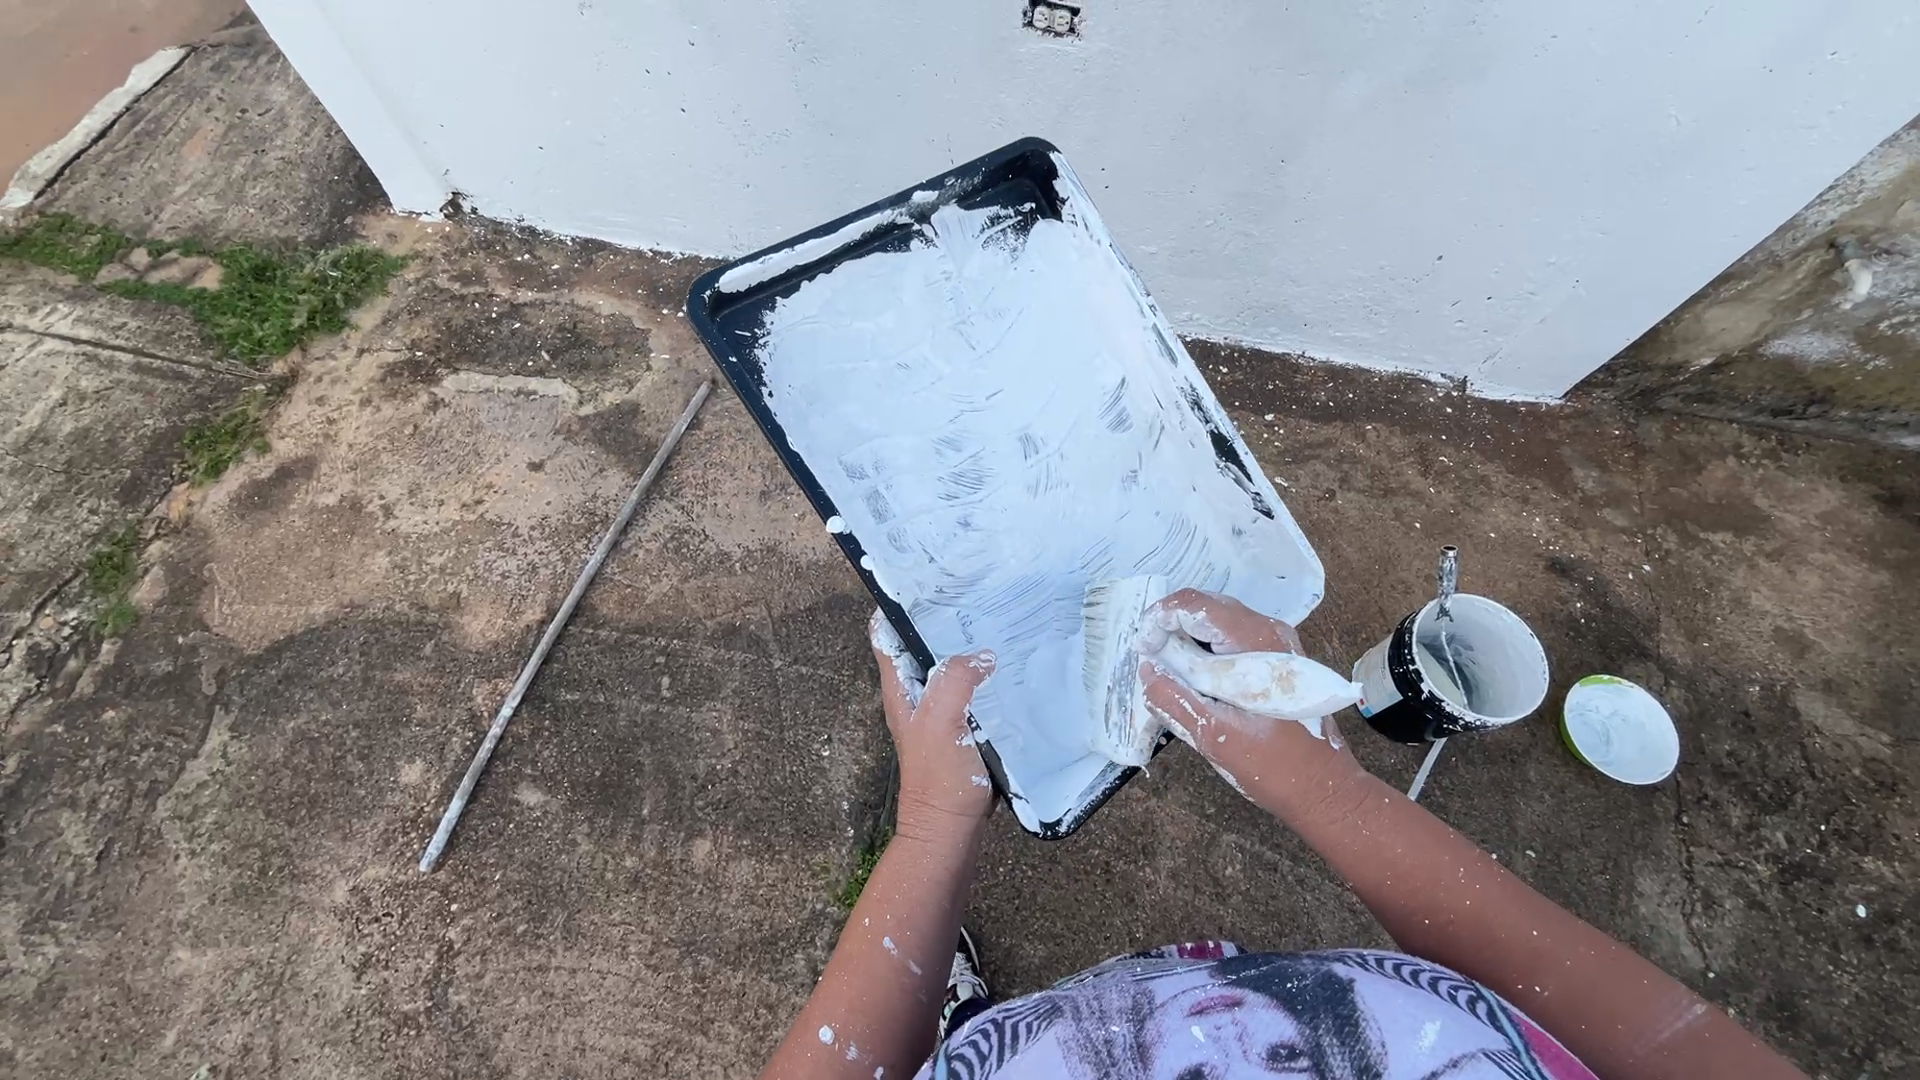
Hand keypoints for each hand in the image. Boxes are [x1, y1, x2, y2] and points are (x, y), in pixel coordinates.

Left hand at [869, 611, 996, 840]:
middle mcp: (916, 695)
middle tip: (975, 592)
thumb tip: (980, 654)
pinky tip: (1009, 665)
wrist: (950, 831)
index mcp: (900, 689)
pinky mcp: (962, 727)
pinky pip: (971, 690)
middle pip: (921, 645)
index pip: (886, 635)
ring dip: (966, 646)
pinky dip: (984, 675)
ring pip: (949, 666)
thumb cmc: (939, 780)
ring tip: (997, 618)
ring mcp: (939, 711)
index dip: (897, 605)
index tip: (925, 580)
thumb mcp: (942, 722)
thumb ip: (954, 681)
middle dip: (941, 619)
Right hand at [1135, 589, 1352, 793]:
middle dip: (1170, 625)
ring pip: (1218, 619)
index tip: (1142, 651)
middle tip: (1150, 658)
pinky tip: (1194, 676)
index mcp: (1256, 642)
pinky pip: (1232, 636)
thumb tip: (1146, 670)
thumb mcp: (1216, 737)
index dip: (1159, 619)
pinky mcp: (1278, 657)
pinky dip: (1206, 647)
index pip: (1195, 605)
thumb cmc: (1275, 767)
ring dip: (1187, 637)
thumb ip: (1175, 699)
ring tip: (1167, 668)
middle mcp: (1270, 632)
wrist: (1327, 790)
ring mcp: (1278, 642)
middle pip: (1206, 605)